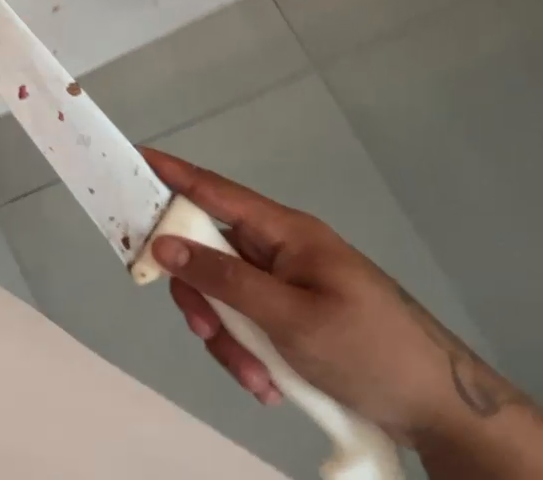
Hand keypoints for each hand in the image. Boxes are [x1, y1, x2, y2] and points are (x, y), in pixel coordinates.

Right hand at [141, 148, 532, 444]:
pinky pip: (242, 323)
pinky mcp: (288, 318)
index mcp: (285, 234)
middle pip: (204, 254)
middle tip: (204, 330)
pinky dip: (245, 352)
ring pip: (219, 295)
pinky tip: (266, 381)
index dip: (168, 172)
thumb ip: (221, 278)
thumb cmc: (372, 351)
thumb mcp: (290, 317)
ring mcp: (283, 286)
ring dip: (226, 337)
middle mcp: (278, 252)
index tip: (126, 157)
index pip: (212, 191)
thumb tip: (161, 244)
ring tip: (254, 376)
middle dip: (199, 297)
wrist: (447, 415)